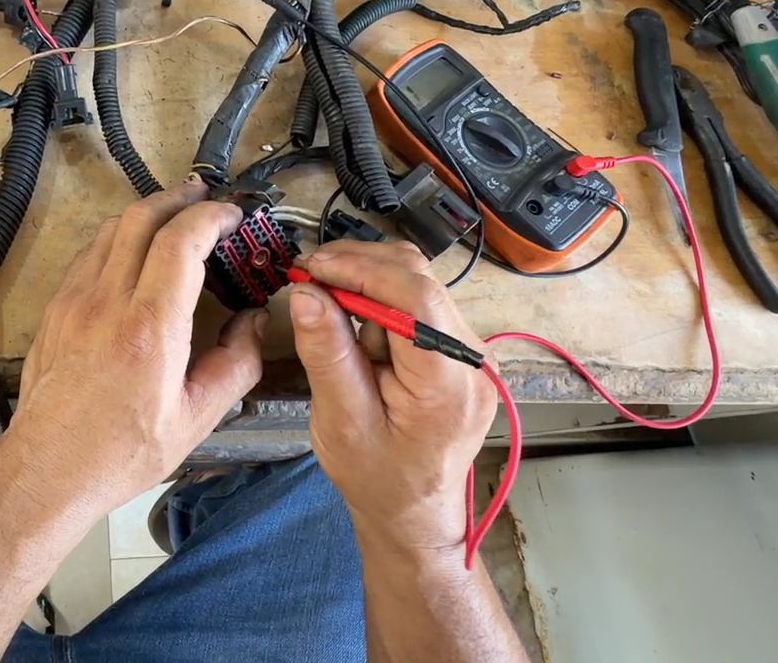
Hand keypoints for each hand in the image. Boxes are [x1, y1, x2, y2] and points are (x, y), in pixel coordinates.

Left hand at [0, 183, 267, 526]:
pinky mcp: (57, 306)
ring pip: (112, 229)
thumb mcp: (196, 419)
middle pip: (141, 218)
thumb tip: (254, 319)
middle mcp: (108, 302)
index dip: (210, 217)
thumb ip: (234, 363)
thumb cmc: (124, 450)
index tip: (232, 216)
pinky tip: (134, 248)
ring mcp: (75, 299)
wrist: (48, 467)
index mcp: (150, 329)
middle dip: (178, 197)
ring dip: (147, 211)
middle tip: (204, 195)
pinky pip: (91, 252)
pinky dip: (119, 236)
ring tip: (174, 213)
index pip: (180, 243)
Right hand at [287, 240, 495, 555]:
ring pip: (416, 281)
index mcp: (448, 380)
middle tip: (305, 275)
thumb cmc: (375, 475)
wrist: (412, 511)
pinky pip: (416, 300)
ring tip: (322, 295)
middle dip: (356, 264)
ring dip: (364, 276)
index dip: (358, 268)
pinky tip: (347, 310)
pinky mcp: (456, 348)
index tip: (308, 267)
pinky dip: (376, 292)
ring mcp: (469, 350)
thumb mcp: (340, 420)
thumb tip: (306, 293)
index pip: (413, 295)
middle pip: (417, 277)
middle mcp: (472, 357)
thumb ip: (327, 354)